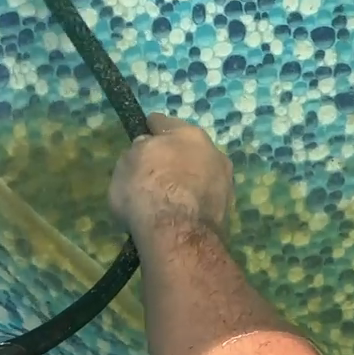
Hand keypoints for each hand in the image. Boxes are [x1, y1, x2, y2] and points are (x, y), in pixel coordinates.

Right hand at [107, 114, 233, 240]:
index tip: (141, 138)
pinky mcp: (227, 207)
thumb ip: (137, 152)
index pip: (162, 122)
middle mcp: (212, 150)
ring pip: (201, 173)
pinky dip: (194, 202)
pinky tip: (180, 214)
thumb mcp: (126, 165)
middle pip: (188, 148)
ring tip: (170, 199)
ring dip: (188, 180)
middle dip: (174, 156)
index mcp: (185, 133)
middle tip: (156, 173)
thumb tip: (146, 149)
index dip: (148, 130)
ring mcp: (225, 179)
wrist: (177, 232)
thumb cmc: (146, 191)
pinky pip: (204, 198)